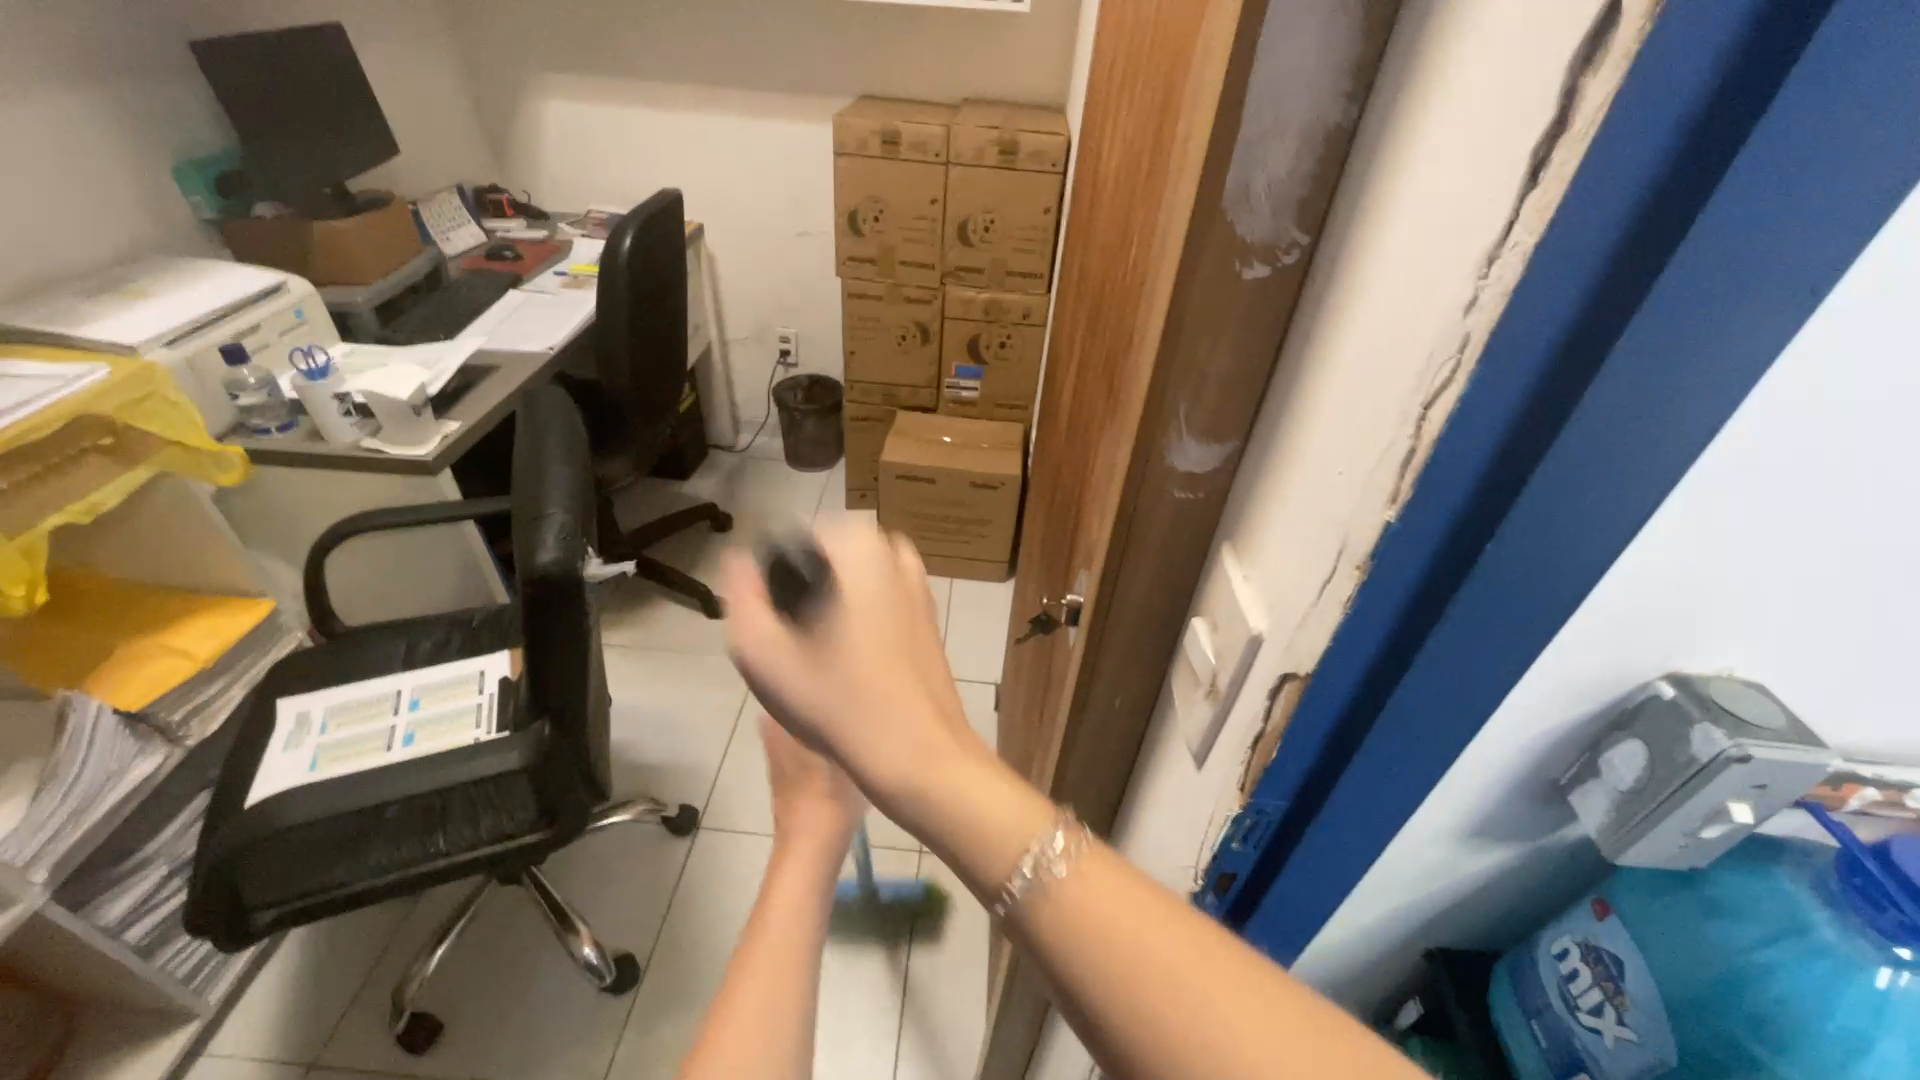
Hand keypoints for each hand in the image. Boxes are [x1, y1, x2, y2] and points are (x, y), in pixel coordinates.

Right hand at [722, 522, 989, 821]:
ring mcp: (919, 583)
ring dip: (831, 605)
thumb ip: (741, 596)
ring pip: (853, 579)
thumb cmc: (839, 704)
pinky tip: (851, 664)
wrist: (921, 756)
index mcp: (859, 546)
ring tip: (820, 656)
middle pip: (825, 557)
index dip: (773, 580)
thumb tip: (737, 560)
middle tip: (793, 646)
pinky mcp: (929, 615)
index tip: (773, 627)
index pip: (794, 537)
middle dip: (803, 590)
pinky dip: (859, 618)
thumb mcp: (764, 655)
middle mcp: (895, 552)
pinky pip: (879, 600)